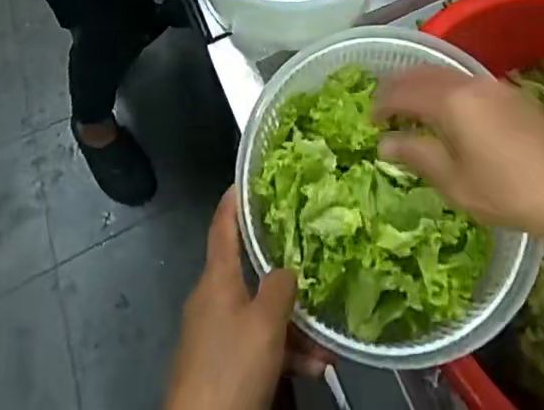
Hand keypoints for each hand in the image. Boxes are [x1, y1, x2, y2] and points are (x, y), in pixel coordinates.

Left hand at [165, 191, 329, 409]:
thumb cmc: (231, 368)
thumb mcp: (266, 321)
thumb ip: (281, 286)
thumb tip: (286, 271)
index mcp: (216, 281)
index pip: (223, 227)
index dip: (235, 200)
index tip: (249, 176)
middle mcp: (214, 302)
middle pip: (253, 273)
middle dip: (289, 275)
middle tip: (320, 258)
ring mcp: (217, 336)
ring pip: (263, 314)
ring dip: (296, 325)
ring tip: (329, 342)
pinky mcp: (225, 367)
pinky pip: (261, 345)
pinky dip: (287, 352)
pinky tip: (317, 367)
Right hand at [374, 67, 543, 241]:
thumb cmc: (504, 191)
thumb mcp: (452, 181)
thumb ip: (416, 154)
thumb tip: (385, 142)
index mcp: (451, 101)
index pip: (405, 91)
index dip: (383, 102)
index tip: (368, 119)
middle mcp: (471, 83)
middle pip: (426, 74)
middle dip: (401, 86)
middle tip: (383, 106)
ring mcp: (494, 85)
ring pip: (448, 74)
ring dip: (424, 84)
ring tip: (411, 106)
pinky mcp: (511, 95)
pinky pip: (468, 81)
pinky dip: (447, 89)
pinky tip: (448, 110)